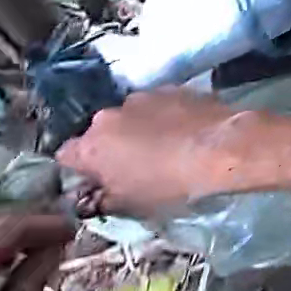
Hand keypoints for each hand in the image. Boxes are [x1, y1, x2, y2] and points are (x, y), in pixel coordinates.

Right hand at [56, 89, 290, 217]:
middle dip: (114, 144)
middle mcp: (109, 115)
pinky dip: (169, 114)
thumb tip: (95, 194)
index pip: (67, 155)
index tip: (102, 177)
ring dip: (142, 126)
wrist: (223, 148)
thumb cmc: (172, 183)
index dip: (83, 167)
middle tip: (139, 162)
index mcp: (91, 146)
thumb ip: (104, 196)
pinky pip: (162, 103)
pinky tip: (189, 128)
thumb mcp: (132, 202)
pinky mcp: (175, 87)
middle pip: (101, 131)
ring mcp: (144, 97)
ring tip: (170, 143)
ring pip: (133, 114)